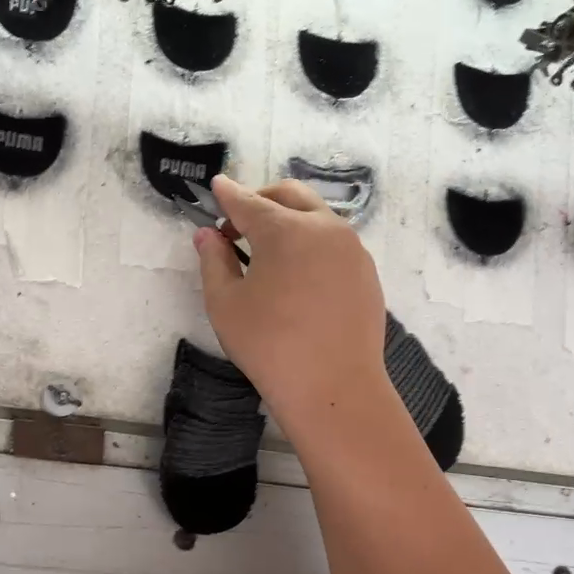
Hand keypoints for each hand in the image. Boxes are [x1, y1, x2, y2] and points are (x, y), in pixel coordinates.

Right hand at [193, 174, 388, 431]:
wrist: (333, 387)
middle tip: (236, 224)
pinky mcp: (365, 272)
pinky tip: (293, 277)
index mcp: (286, 231)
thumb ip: (213, 262)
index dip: (228, 195)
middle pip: (290, 195)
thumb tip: (208, 235)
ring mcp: (352, 249)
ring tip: (264, 253)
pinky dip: (308, 244)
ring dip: (287, 220)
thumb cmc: (268, 345)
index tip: (216, 186)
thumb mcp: (225, 304)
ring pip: (316, 217)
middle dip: (260, 199)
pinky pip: (333, 243)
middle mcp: (325, 228)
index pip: (249, 202)